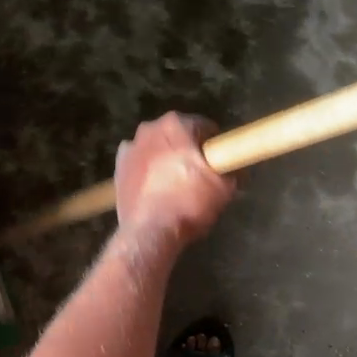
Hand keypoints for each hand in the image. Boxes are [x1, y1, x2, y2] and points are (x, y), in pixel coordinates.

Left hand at [114, 113, 235, 243]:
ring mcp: (131, 148)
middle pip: (177, 137)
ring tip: (174, 188)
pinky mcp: (118, 169)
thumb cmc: (189, 205)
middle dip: (187, 152)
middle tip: (197, 178)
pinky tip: (154, 191)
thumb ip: (234, 174)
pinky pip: (139, 165)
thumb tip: (238, 172)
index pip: (204, 129)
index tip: (218, 165)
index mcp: (177, 124)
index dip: (214, 147)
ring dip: (165, 161)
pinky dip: (146, 172)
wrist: (151, 233)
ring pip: (156, 150)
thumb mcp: (223, 190)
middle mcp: (150, 128)